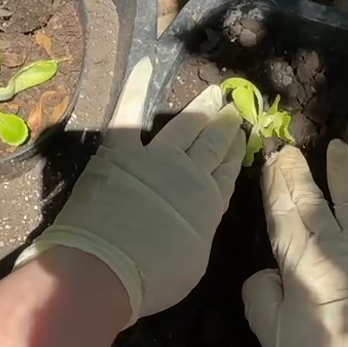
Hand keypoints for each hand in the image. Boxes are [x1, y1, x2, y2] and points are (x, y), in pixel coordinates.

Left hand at [23, 84, 245, 322]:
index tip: (242, 134)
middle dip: (223, 125)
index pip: (226, 172)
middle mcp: (188, 175)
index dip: (235, 151)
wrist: (105, 269)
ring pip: (183, 127)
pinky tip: (146, 67)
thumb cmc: (151, 279)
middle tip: (231, 106)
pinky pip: (128, 113)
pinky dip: (136, 89)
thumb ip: (196, 232)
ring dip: (199, 110)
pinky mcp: (119, 152)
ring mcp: (154, 159)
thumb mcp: (192, 262)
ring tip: (213, 93)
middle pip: (210, 145)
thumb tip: (193, 218)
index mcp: (208, 205)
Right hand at [243, 140, 347, 346]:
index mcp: (301, 257)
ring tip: (338, 149)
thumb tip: (270, 273)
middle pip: (314, 202)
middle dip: (300, 173)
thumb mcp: (267, 327)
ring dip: (345, 177)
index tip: (272, 156)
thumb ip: (259, 291)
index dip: (276, 183)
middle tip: (291, 147)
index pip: (284, 211)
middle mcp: (335, 247)